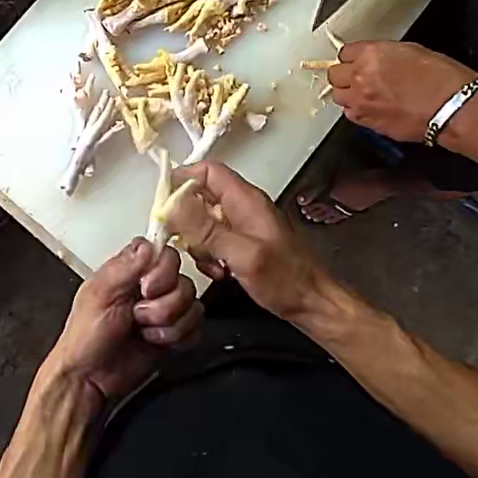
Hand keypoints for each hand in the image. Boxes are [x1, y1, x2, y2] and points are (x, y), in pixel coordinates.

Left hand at [42, 239, 201, 406]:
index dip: (162, 271)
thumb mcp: (99, 296)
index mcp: (127, 270)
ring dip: (168, 324)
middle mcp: (147, 286)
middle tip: (138, 315)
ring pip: (193, 305)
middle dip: (164, 304)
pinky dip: (178, 339)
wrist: (91, 378)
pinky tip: (155, 342)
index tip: (146, 288)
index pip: (163, 252)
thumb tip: (148, 246)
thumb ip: (125, 268)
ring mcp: (162, 309)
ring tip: (143, 330)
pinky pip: (196, 328)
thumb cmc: (85, 338)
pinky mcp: (174, 332)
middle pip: (182, 280)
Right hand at [168, 161, 324, 319]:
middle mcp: (242, 207)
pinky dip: (208, 255)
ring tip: (212, 265)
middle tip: (184, 243)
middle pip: (200, 197)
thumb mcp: (241, 254)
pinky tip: (219, 273)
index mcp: (245, 199)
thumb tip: (170, 205)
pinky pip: (212, 240)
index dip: (181, 180)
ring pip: (202, 222)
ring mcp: (242, 225)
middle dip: (186, 220)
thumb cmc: (286, 280)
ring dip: (198, 243)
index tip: (163, 205)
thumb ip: (204, 229)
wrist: (315, 306)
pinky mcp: (241, 243)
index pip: (206, 171)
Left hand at [326, 41, 477, 143]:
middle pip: (335, 74)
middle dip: (345, 74)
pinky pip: (349, 113)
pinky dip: (356, 109)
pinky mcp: (364, 120)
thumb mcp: (412, 50)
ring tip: (364, 93)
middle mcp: (359, 77)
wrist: (453, 109)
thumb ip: (383, 54)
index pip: (345, 53)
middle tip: (357, 77)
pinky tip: (371, 107)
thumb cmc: (442, 78)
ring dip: (348, 93)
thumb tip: (372, 59)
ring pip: (338, 95)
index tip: (357, 60)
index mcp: (371, 55)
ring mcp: (359, 100)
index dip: (353, 57)